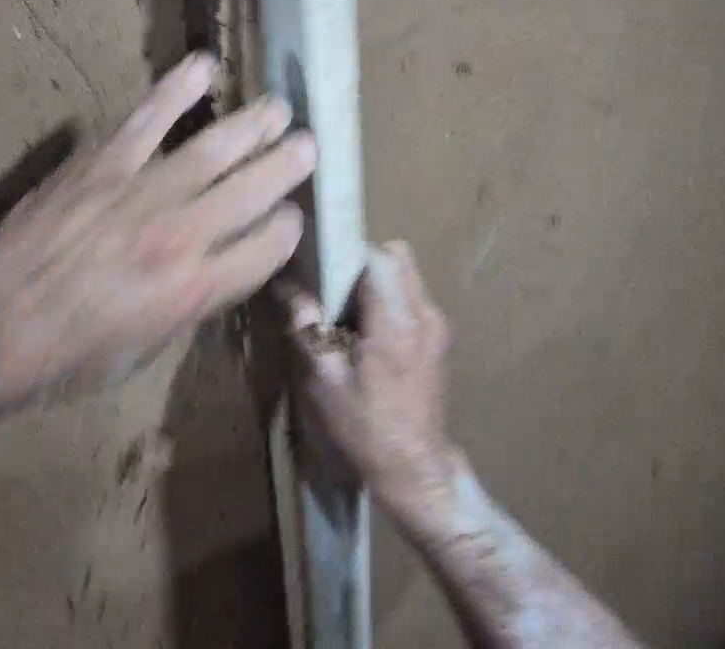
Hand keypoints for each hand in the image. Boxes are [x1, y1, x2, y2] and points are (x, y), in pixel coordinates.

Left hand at [0, 53, 314, 412]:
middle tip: (307, 146)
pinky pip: (147, 118)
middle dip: (286, 166)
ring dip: (252, 126)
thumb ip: (186, 303)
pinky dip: (176, 90)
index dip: (286, 230)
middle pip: (253, 191)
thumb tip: (205, 270)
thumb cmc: (69, 353)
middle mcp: (182, 235)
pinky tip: (203, 68)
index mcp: (196, 288)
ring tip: (278, 109)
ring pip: (213, 149)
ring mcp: (141, 193)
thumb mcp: (145, 348)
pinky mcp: (102, 165)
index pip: (268, 248)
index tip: (288, 219)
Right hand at [290, 242, 460, 524]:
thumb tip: (285, 287)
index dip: (344, 253)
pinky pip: (410, 296)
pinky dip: (386, 298)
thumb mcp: (323, 380)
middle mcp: (425, 315)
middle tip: (329, 288)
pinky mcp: (438, 339)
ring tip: (343, 310)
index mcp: (397, 322)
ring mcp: (438, 326)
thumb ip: (306, 327)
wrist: (415, 470)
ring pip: (405, 274)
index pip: (377, 257)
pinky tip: (363, 330)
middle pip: (396, 257)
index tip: (316, 265)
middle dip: (360, 262)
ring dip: (373, 280)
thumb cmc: (366, 427)